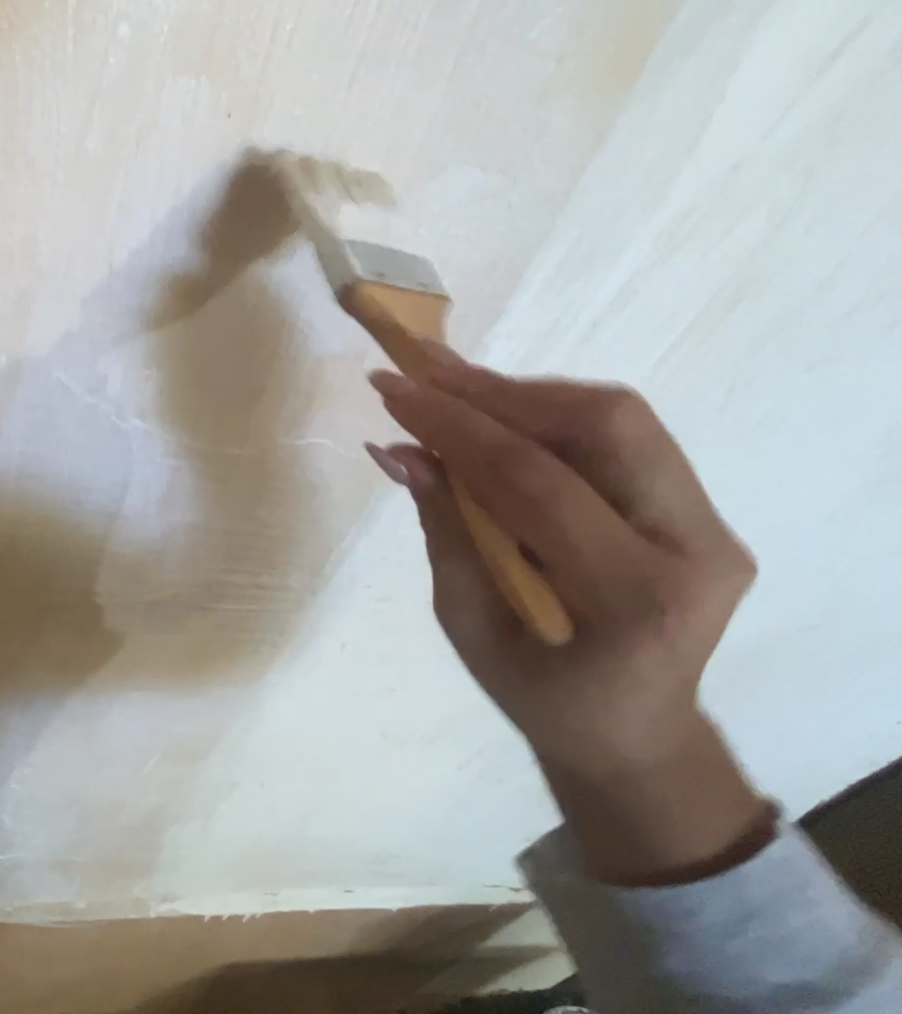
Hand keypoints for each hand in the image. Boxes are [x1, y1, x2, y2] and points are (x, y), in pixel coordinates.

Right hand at [365, 344, 773, 884]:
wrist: (633, 729)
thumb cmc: (537, 693)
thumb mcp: (468, 623)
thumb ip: (445, 530)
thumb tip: (399, 451)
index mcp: (633, 595)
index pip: (537, 481)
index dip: (456, 426)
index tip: (391, 389)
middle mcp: (694, 546)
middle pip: (603, 425)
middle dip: (497, 390)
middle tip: (419, 372)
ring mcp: (710, 522)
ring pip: (618, 418)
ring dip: (520, 394)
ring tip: (445, 386)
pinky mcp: (699, 508)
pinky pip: (621, 437)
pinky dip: (545, 415)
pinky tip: (490, 414)